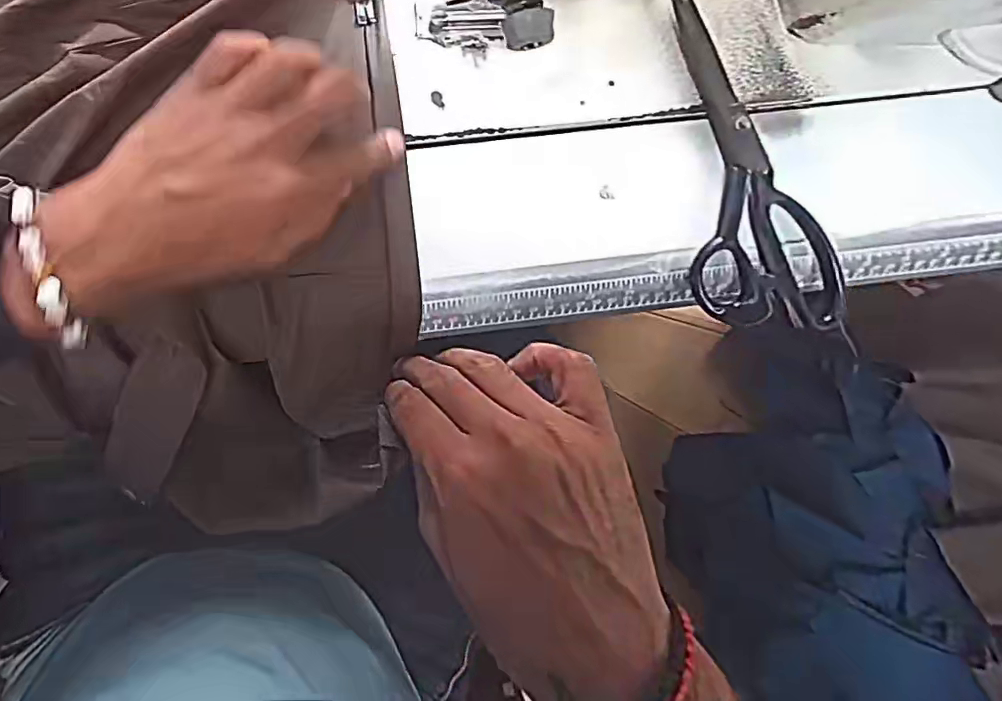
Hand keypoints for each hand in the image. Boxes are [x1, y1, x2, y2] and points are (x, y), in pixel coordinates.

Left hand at [34, 31, 401, 316]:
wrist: (118, 233)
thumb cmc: (184, 250)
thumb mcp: (264, 254)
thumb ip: (311, 219)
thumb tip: (338, 191)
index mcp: (287, 185)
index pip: (355, 157)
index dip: (381, 149)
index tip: (387, 143)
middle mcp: (265, 140)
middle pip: (333, 92)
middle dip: (354, 90)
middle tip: (351, 97)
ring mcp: (229, 109)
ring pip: (288, 58)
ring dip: (310, 60)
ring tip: (310, 69)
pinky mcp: (194, 91)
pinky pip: (230, 48)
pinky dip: (251, 45)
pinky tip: (257, 57)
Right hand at [387, 345, 669, 700]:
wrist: (606, 647)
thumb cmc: (521, 612)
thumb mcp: (445, 550)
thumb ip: (424, 480)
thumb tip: (413, 435)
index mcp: (459, 473)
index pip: (410, 402)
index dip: (395, 395)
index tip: (395, 397)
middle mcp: (503, 441)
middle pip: (443, 375)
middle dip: (417, 372)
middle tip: (412, 376)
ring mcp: (554, 431)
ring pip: (490, 364)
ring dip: (458, 360)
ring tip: (450, 368)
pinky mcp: (595, 433)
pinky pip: (569, 367)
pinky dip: (541, 355)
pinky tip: (521, 367)